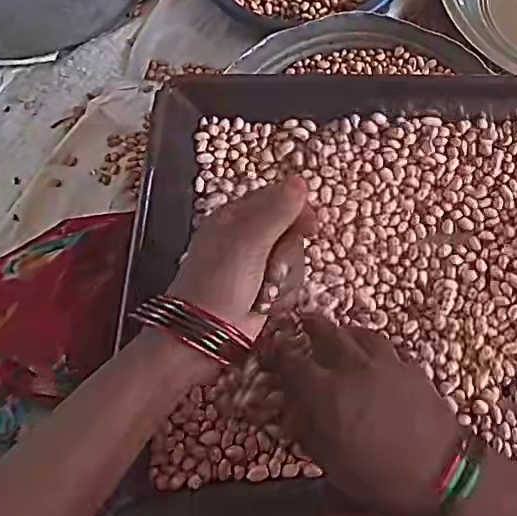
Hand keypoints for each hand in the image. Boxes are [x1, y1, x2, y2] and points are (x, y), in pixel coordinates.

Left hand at [167, 177, 313, 338]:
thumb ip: (277, 211)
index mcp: (236, 216)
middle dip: (287, 254)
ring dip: (285, 279)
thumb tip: (300, 181)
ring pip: (295, 260)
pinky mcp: (266, 291)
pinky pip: (291, 284)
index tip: (310, 225)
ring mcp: (257, 266)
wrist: (206, 334)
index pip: (278, 199)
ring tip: (264, 292)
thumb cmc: (220, 282)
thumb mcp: (249, 240)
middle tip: (274, 268)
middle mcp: (248, 238)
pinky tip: (266, 305)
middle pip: (292, 232)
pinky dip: (282, 296)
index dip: (298, 211)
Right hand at [267, 314, 461, 515]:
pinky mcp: (411, 368)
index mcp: (327, 393)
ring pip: (360, 334)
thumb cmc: (379, 478)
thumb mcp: (331, 463)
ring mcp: (386, 364)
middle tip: (302, 322)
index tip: (272, 350)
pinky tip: (371, 355)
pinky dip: (371, 346)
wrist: (441, 474)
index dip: (279, 353)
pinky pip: (385, 347)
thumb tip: (294, 410)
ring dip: (344, 331)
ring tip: (338, 333)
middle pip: (327, 334)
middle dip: (310, 326)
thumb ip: (308, 430)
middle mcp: (354, 369)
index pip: (294, 363)